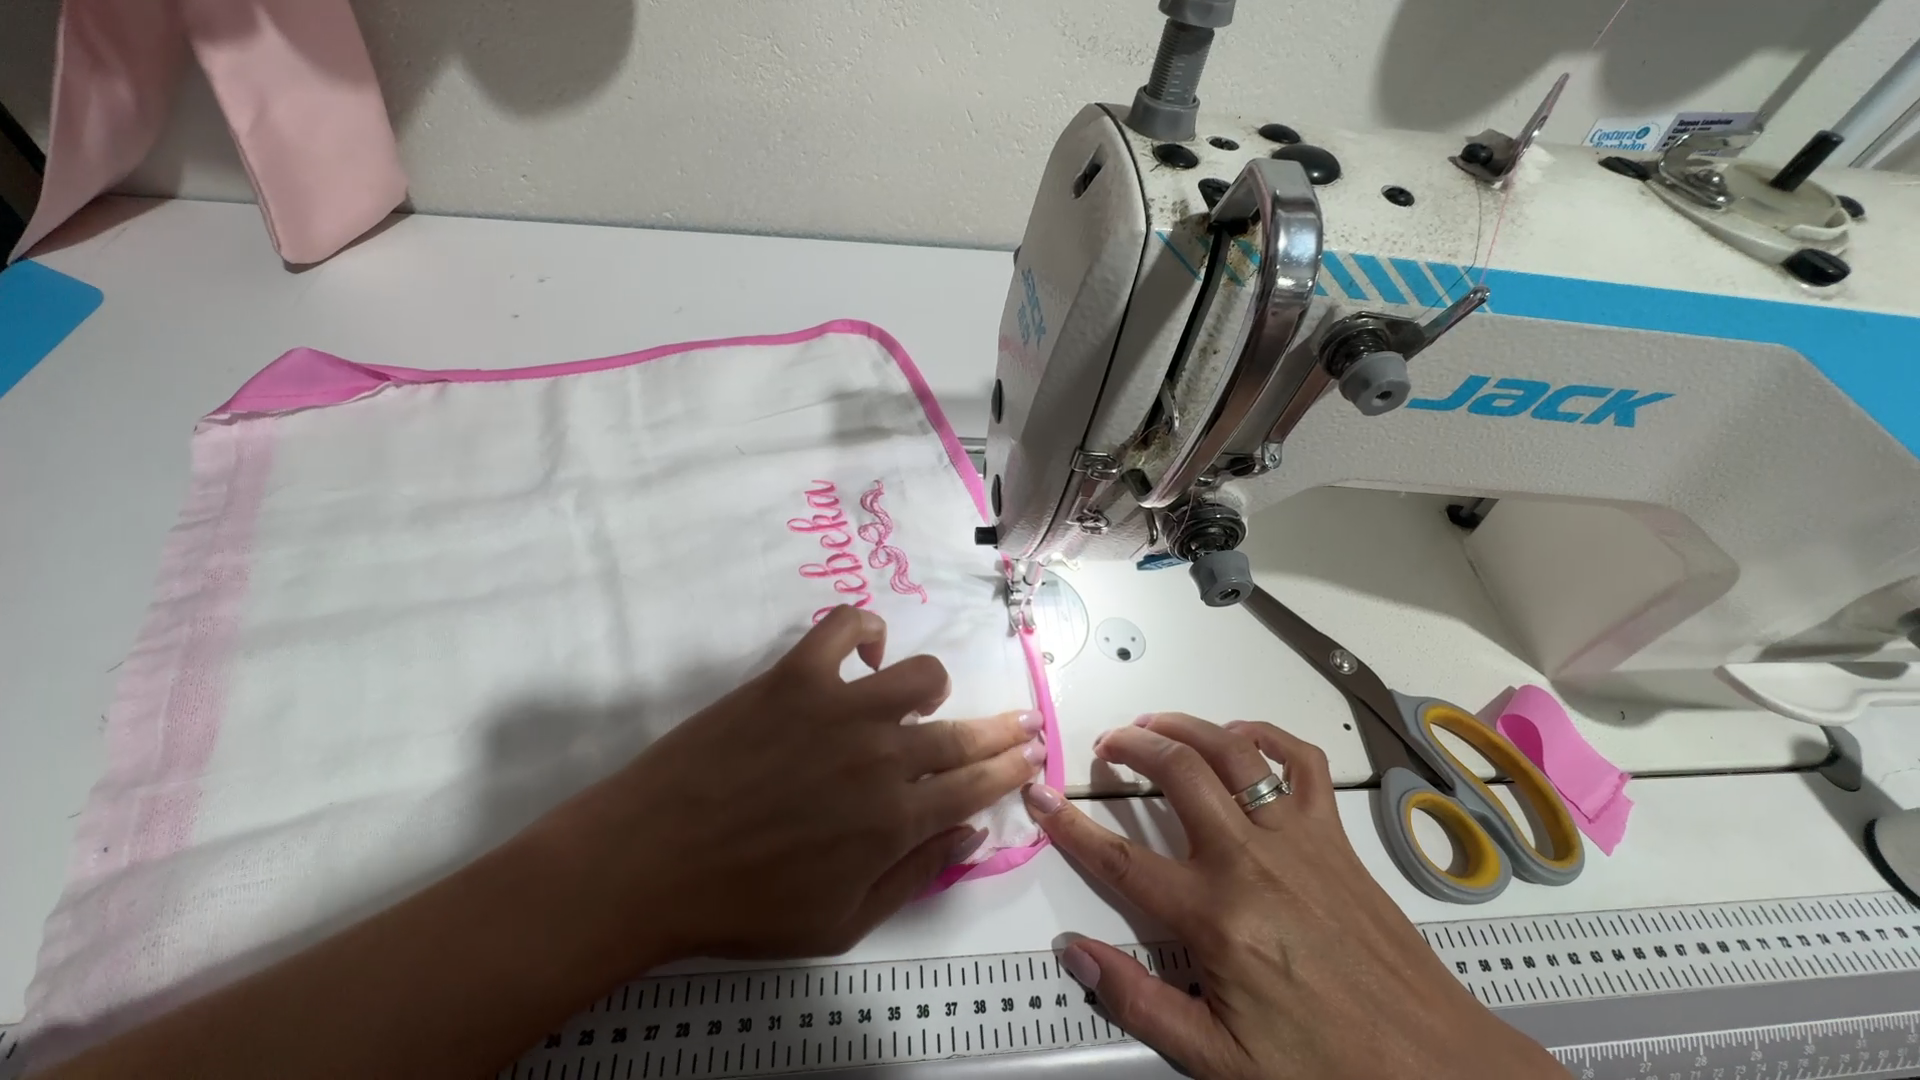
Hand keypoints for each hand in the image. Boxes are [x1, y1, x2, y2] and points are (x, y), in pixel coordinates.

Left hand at [563, 605, 1045, 963]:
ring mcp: (839, 707)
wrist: (649, 862)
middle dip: (1002, 730)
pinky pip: (845, 627)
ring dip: (935, 690)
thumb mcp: (842, 922)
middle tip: (1019, 724)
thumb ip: (916, 875)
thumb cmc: (744, 905)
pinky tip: (867, 652)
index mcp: (897, 821)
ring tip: (920, 704)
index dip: (1011, 768)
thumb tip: (971, 832)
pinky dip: (866, 630)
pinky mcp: (794, 676)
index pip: (978, 785)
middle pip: (962, 734)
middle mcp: (882, 755)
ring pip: (921, 675)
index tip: (1030, 755)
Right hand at [1023, 714, 1560, 1079]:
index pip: (1119, 858)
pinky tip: (1241, 736)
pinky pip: (1302, 762)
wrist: (1435, 1065)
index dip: (1071, 825)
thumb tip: (1073, 952)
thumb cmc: (1323, 1066)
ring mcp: (1297, 839)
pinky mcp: (1336, 836)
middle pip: (1176, 772)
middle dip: (1129, 745)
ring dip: (1184, 726)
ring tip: (1153, 724)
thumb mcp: (1219, 1059)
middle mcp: (1249, 859)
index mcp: (1212, 916)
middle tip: (1105, 745)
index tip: (1041, 796)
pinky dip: (1267, 735)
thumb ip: (1139, 1001)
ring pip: (1231, 752)